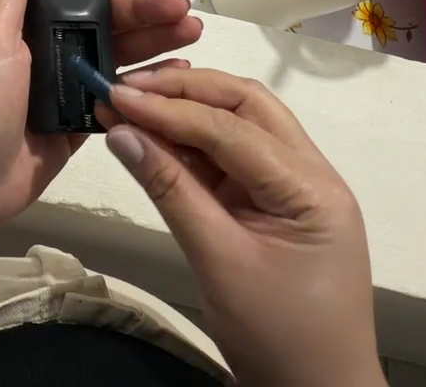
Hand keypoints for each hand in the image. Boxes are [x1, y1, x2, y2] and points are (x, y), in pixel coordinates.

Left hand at [0, 0, 202, 233]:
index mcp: (22, 22)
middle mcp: (46, 47)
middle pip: (103, 20)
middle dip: (142, 10)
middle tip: (182, 7)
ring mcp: (65, 85)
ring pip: (118, 56)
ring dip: (153, 43)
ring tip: (192, 34)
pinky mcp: (80, 123)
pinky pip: (120, 99)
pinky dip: (149, 87)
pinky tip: (179, 75)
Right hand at [102, 67, 384, 386]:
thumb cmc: (276, 336)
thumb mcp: (218, 261)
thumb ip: (169, 188)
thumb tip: (119, 131)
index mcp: (310, 188)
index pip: (231, 128)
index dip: (168, 108)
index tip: (115, 94)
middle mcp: (309, 171)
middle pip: (243, 104)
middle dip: (182, 90)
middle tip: (126, 88)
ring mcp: (292, 182)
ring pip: (237, 120)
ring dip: (184, 108)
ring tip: (131, 104)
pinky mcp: (271, 197)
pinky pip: (228, 152)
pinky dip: (189, 139)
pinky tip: (152, 135)